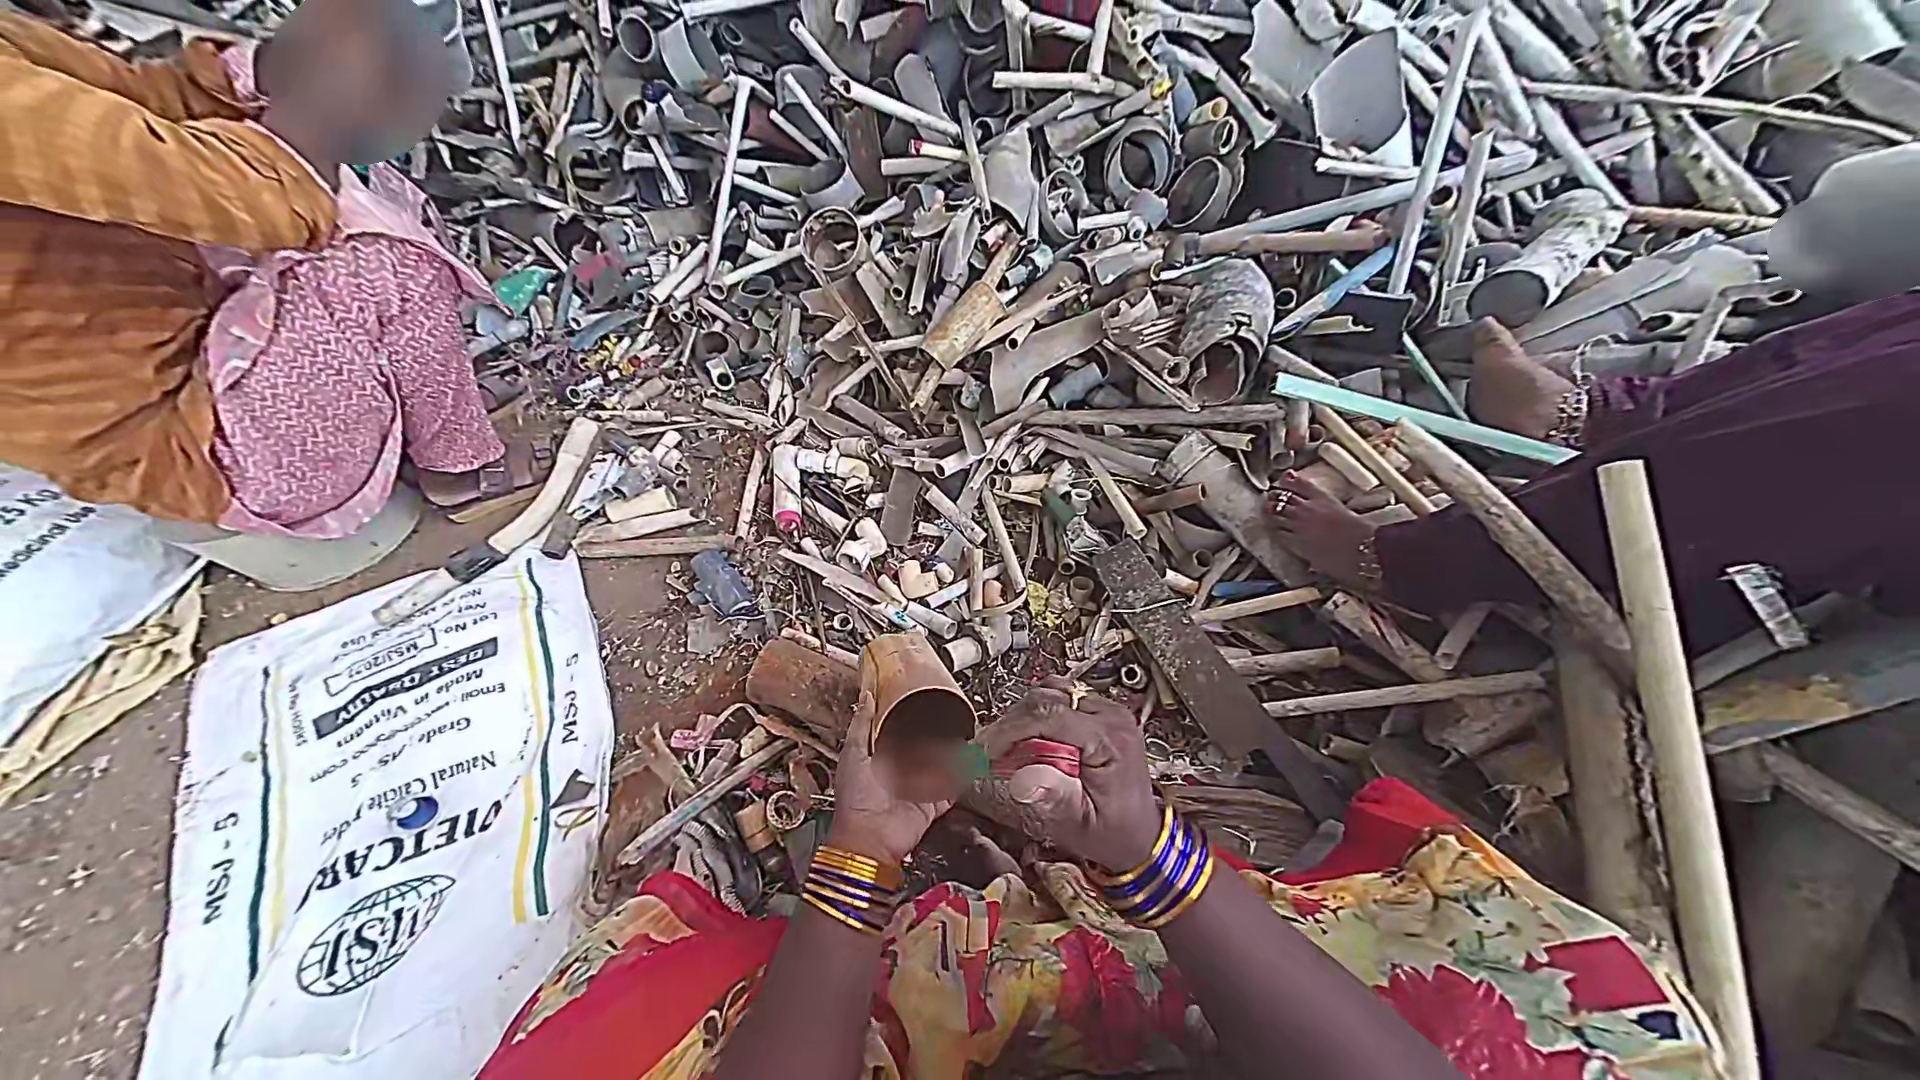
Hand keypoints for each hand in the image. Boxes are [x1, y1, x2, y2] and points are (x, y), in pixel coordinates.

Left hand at [826, 689, 954, 864]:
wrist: (869, 836)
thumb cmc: (856, 798)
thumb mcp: (854, 753)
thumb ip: (861, 725)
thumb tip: (865, 696)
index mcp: (881, 758)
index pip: (900, 734)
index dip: (912, 722)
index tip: (925, 705)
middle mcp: (901, 772)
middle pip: (924, 750)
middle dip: (936, 738)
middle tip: (951, 721)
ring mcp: (918, 788)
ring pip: (940, 767)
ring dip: (951, 755)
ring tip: (964, 739)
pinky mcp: (932, 805)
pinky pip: (950, 790)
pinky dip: (959, 780)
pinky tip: (968, 765)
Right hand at [974, 678, 1161, 872]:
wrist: (1142, 834)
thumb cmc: (1115, 832)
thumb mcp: (1082, 825)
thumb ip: (1054, 799)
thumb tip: (1022, 778)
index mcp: (1110, 740)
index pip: (1050, 715)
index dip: (1011, 729)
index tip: (988, 749)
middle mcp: (1111, 717)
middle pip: (1047, 699)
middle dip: (1012, 724)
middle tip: (990, 751)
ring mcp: (1107, 710)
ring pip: (1051, 692)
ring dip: (1023, 716)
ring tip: (1008, 745)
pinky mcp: (1099, 712)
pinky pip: (1060, 698)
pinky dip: (1038, 713)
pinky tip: (1029, 737)